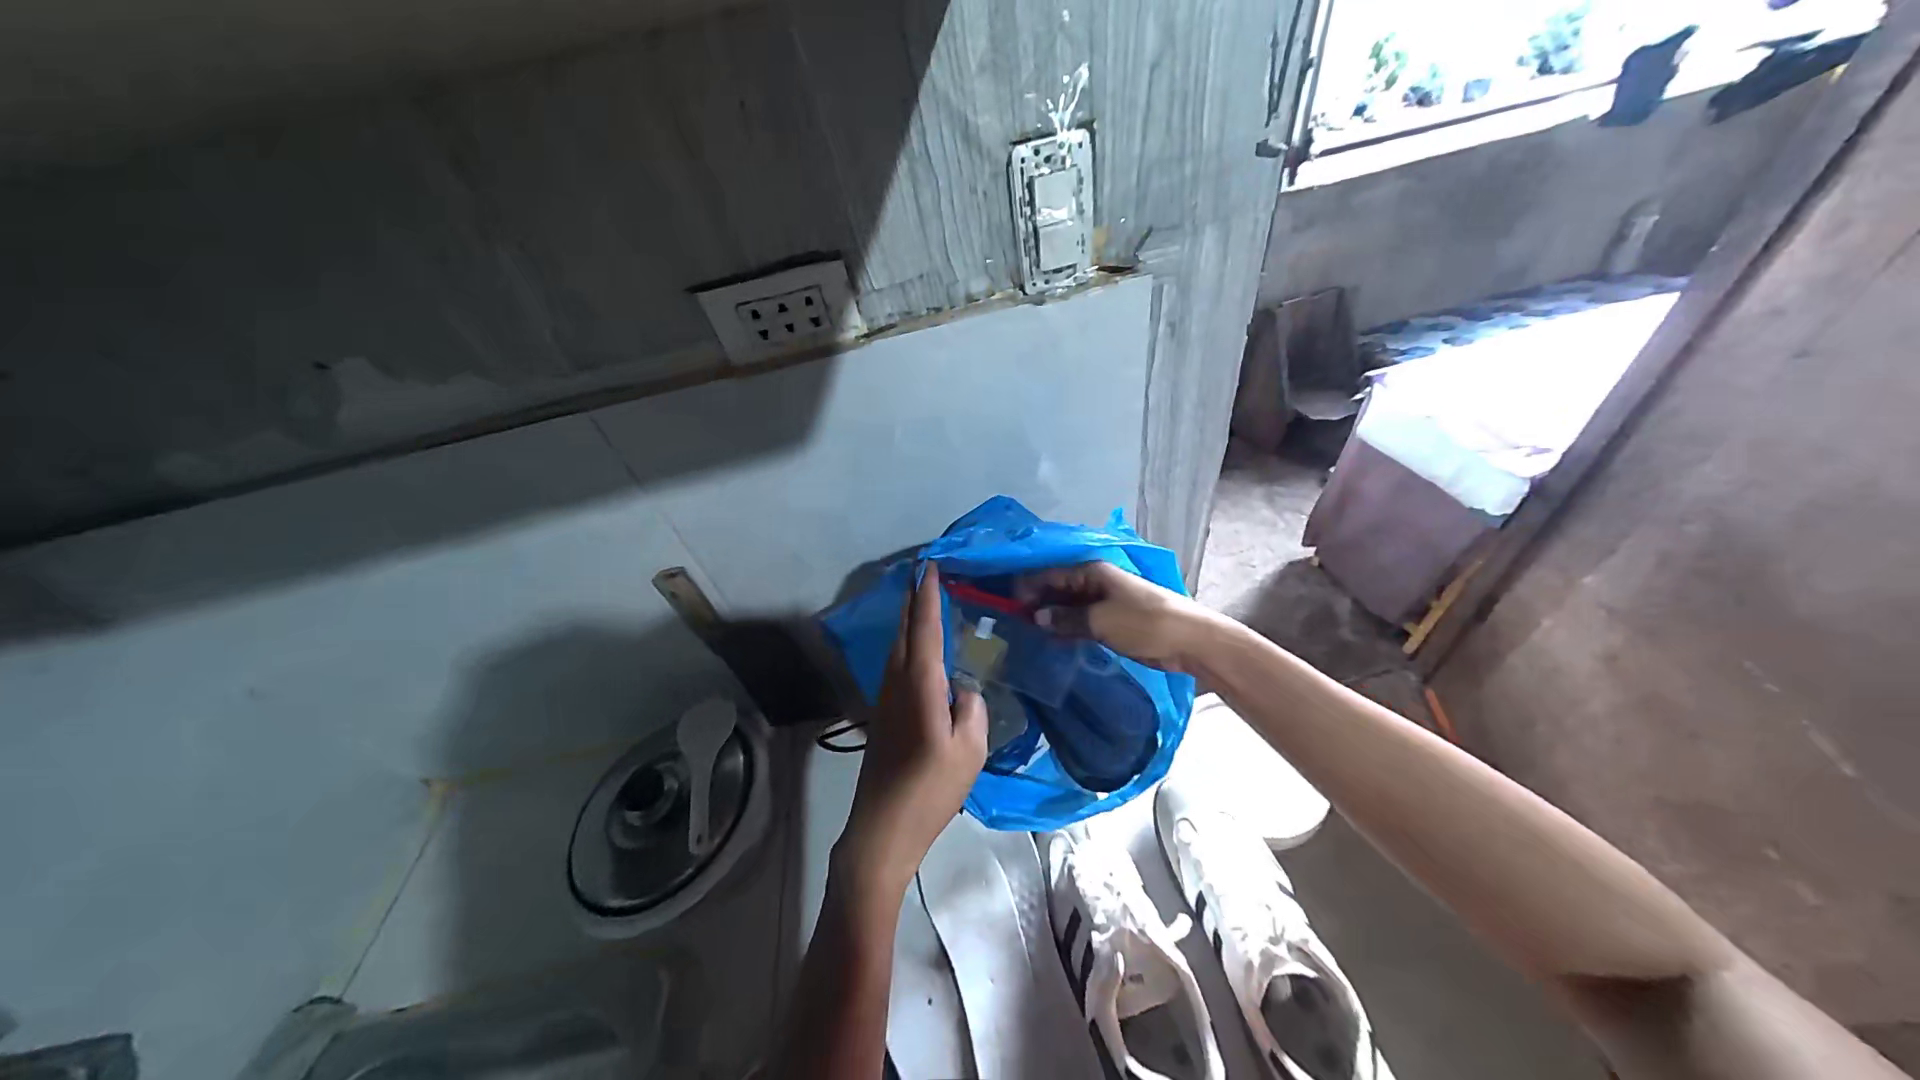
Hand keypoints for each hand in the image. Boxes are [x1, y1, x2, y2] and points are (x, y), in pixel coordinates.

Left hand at [835, 564, 988, 900]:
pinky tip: (919, 655)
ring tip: (923, 605)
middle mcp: (897, 683)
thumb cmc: (931, 788)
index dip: (928, 596)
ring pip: (897, 649)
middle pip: (904, 632)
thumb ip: (972, 708)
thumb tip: (963, 689)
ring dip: (909, 623)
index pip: (925, 628)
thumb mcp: (970, 748)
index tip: (930, 567)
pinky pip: (896, 667)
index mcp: (920, 684)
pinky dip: (907, 647)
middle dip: (913, 601)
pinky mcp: (883, 716)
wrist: (883, 827)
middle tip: (925, 576)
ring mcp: (885, 699)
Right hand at [1014, 561, 1213, 672]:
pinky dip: (1065, 629)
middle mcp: (1095, 583)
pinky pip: (1080, 622)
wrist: (1190, 641)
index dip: (1028, 586)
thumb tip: (1036, 617)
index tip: (1007, 604)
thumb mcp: (1101, 620)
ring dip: (1050, 617)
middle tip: (1011, 622)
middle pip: (1057, 588)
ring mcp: (1104, 603)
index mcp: (1092, 572)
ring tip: (1025, 633)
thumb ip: (1067, 618)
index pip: (1050, 574)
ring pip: (1068, 606)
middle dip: (1036, 602)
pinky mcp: (1111, 623)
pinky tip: (1050, 641)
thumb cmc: (1145, 623)